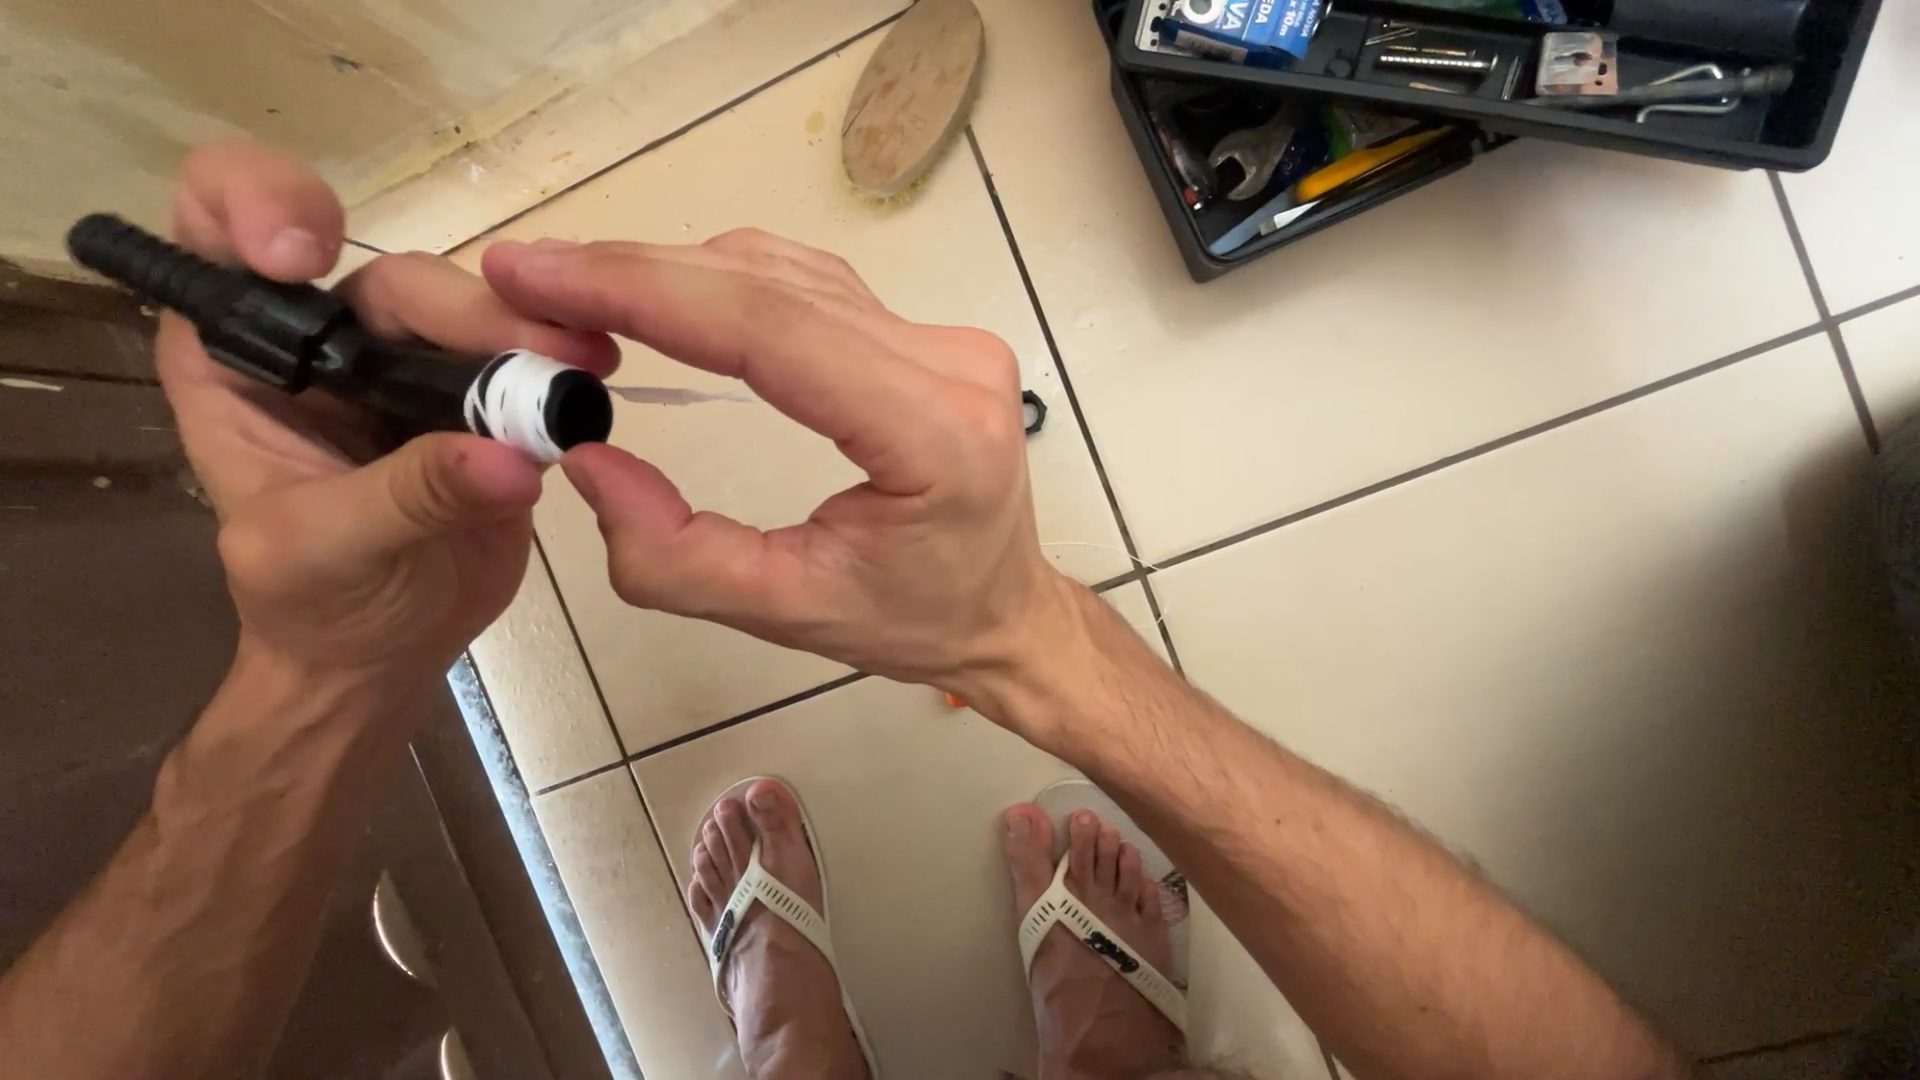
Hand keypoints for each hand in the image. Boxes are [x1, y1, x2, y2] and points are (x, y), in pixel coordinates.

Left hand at [158, 141, 618, 687]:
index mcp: (245, 358)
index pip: (225, 228)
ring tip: (588, 370)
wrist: (388, 653)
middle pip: (402, 282)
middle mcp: (337, 349)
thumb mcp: (327, 548)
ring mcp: (425, 380)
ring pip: (482, 318)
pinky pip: (533, 370)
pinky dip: (567, 369)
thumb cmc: (317, 604)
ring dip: (537, 333)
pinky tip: (596, 383)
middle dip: (469, 308)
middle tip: (546, 356)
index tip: (309, 260)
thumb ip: (408, 495)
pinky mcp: (494, 414)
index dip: (264, 208)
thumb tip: (513, 458)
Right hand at [480, 230, 1071, 693]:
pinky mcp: (940, 342)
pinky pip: (820, 289)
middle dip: (641, 272)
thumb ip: (676, 557)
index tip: (537, 273)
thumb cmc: (913, 622)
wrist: (1002, 609)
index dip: (645, 291)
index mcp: (934, 435)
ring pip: (794, 275)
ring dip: (681, 272)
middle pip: (777, 288)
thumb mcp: (788, 613)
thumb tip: (585, 457)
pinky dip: (735, 285)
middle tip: (531, 273)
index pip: (774, 331)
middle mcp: (955, 367)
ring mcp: (954, 344)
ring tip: (582, 287)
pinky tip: (673, 295)